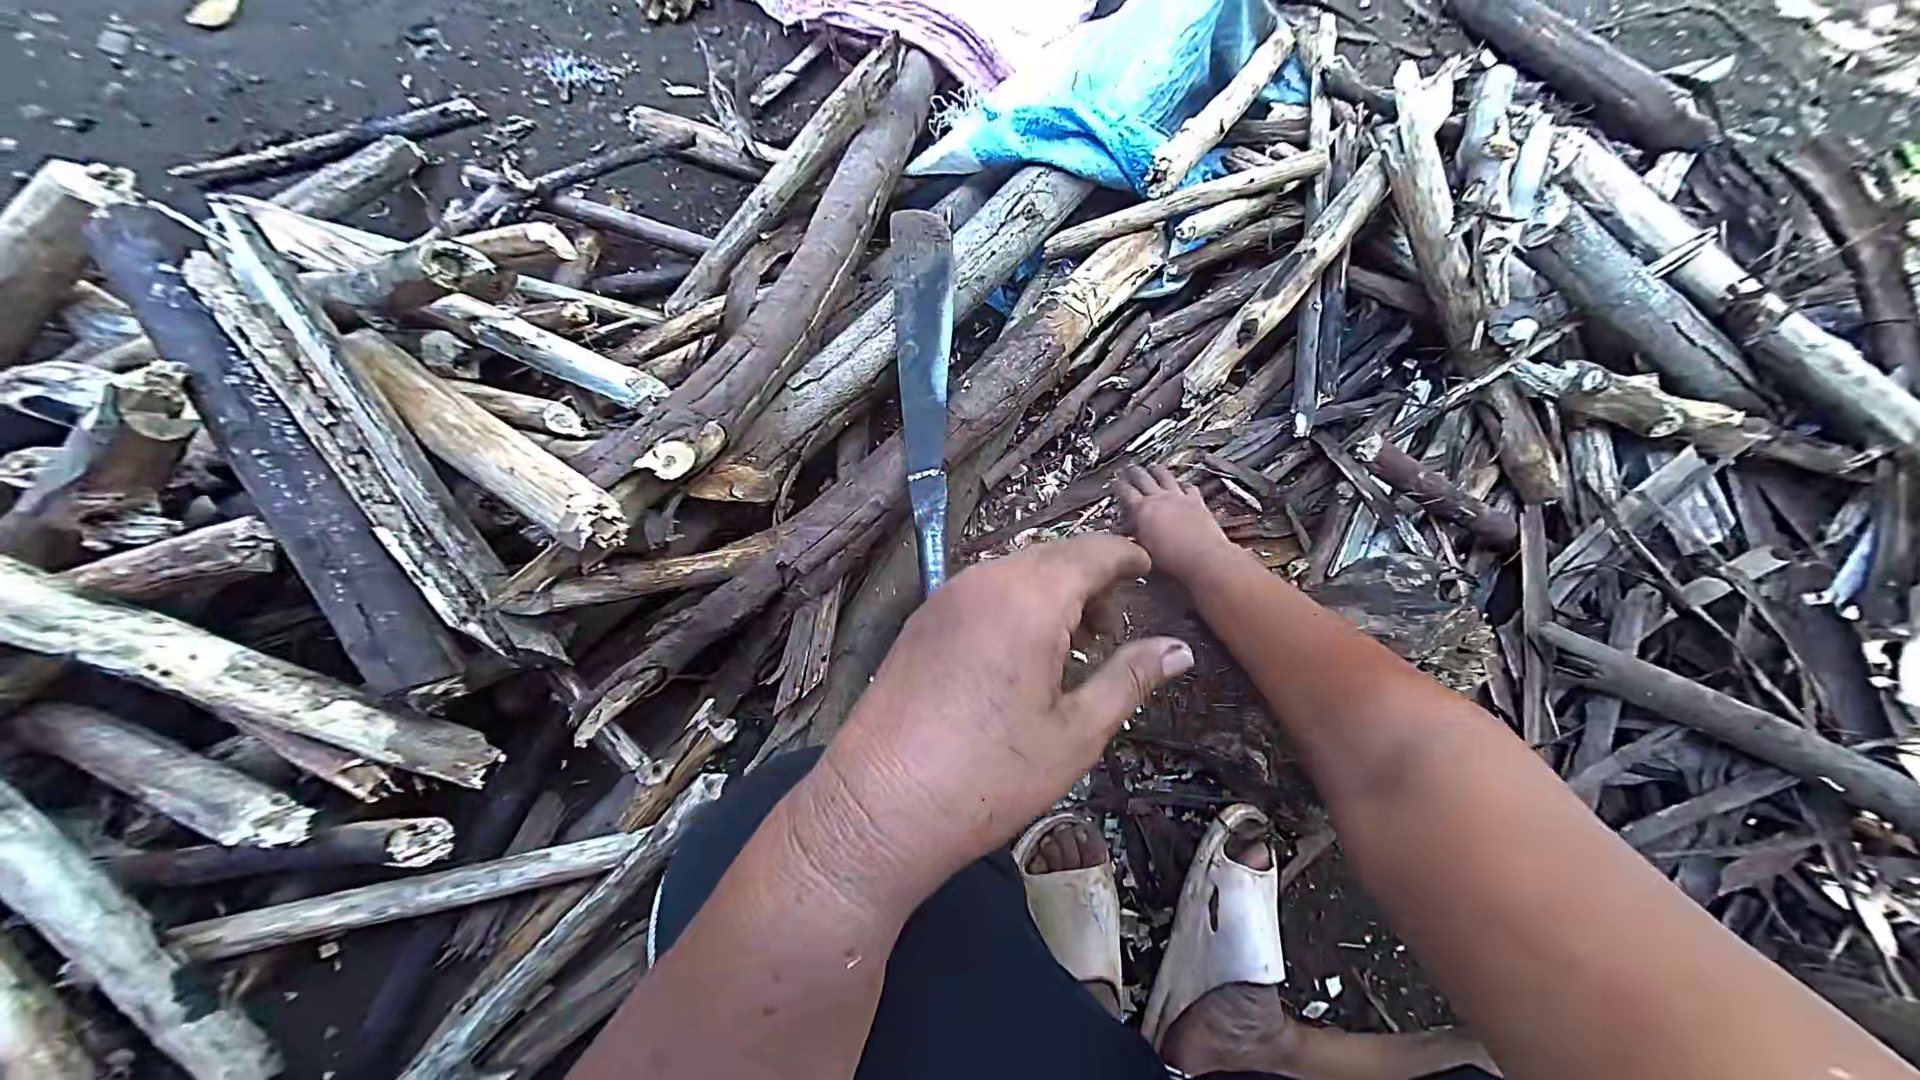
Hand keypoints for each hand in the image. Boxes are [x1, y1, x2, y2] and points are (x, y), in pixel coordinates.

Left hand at [805, 534, 1192, 902]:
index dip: (1126, 555)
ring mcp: (947, 596)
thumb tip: (1179, 650)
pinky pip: (984, 590)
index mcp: (1029, 597)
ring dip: (1052, 594)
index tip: (1149, 570)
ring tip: (1070, 649)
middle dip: (1091, 581)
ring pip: (1016, 572)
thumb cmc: (989, 774)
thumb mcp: (1076, 732)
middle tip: (1111, 633)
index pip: (1091, 552)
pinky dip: (1015, 604)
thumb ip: (1130, 678)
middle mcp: (984, 580)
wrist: (879, 803)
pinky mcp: (923, 617)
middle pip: (1053, 557)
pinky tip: (1021, 654)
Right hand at [1115, 465, 1236, 581]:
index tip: (1117, 482)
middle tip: (1130, 469)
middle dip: (1135, 472)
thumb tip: (1128, 538)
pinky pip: (1190, 487)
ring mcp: (1179, 498)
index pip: (1125, 491)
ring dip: (1158, 471)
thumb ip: (1134, 538)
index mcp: (1142, 510)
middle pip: (1143, 478)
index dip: (1119, 485)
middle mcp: (1159, 499)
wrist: (1203, 559)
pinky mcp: (1197, 502)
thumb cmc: (1173, 560)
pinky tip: (1185, 484)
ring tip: (1155, 467)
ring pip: (1166, 477)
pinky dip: (1185, 485)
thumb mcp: (1143, 550)